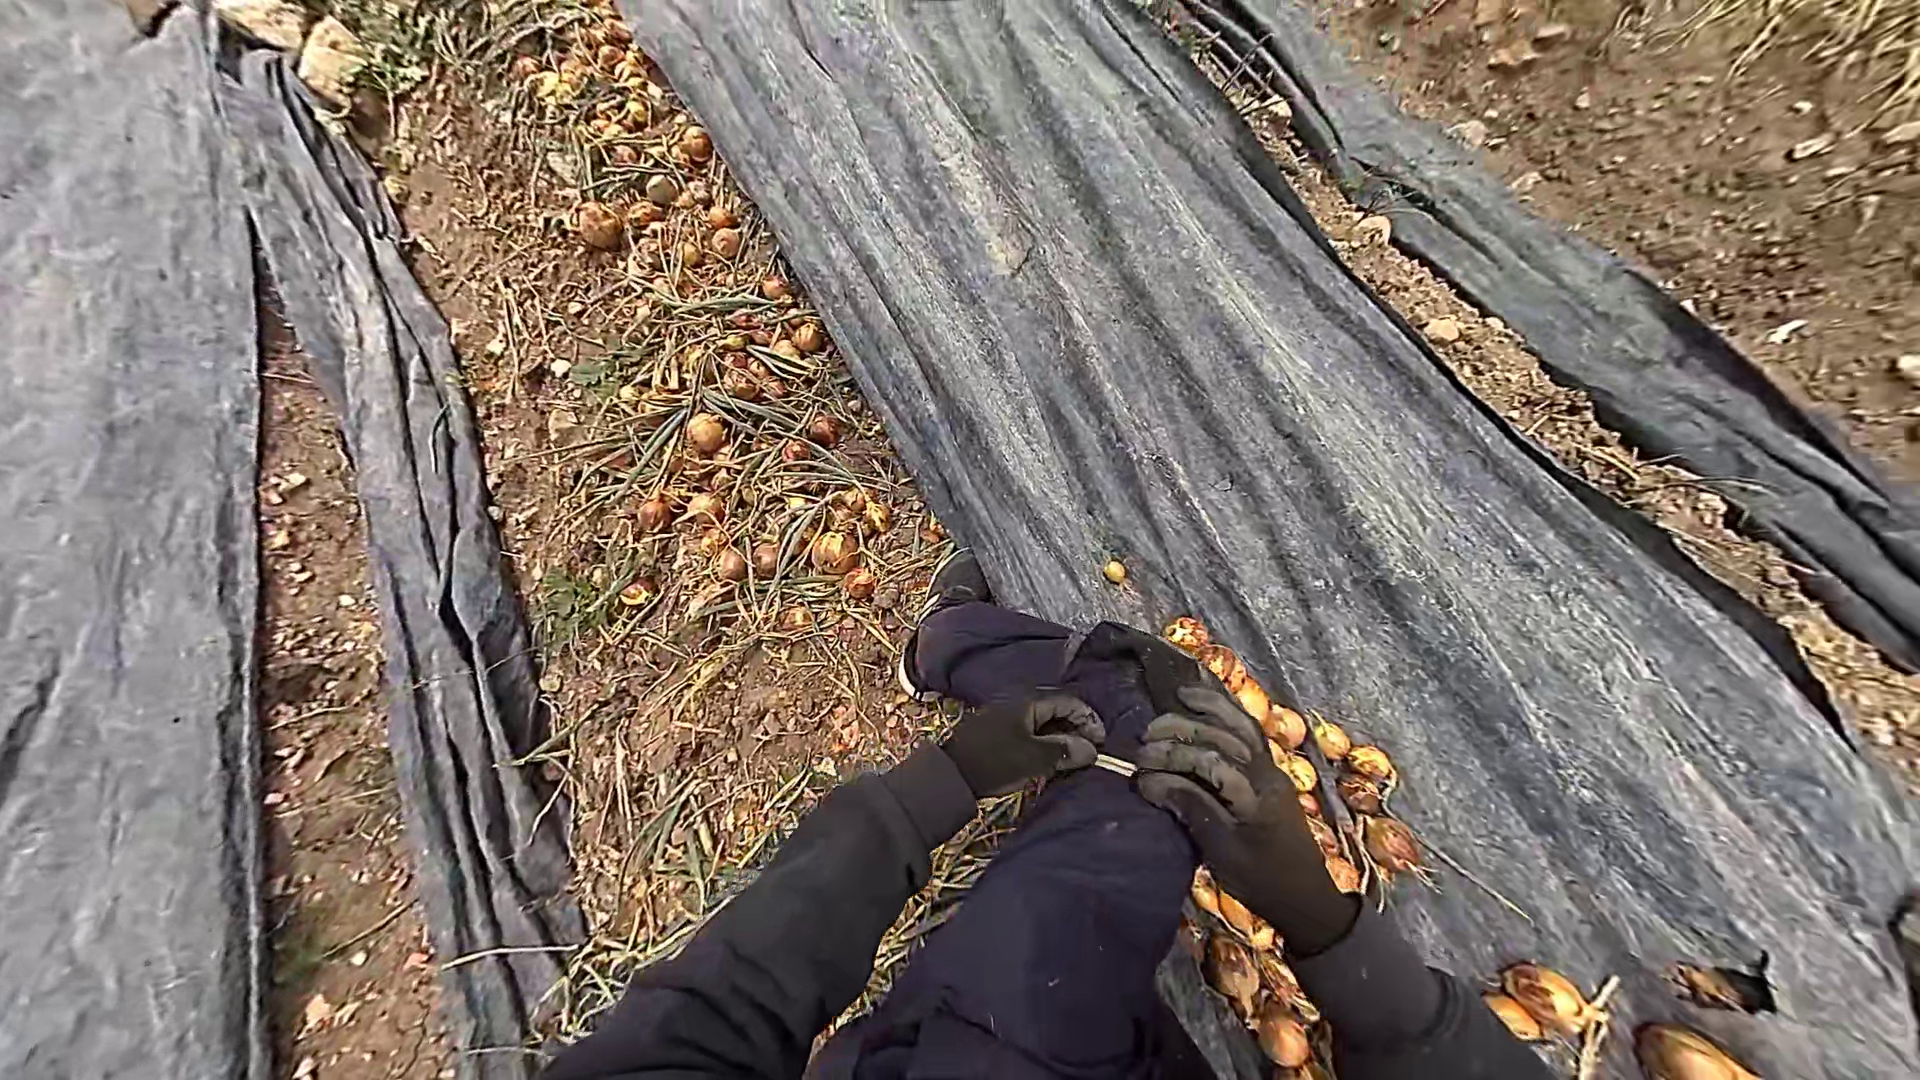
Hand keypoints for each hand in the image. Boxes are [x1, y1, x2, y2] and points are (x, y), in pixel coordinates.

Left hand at [940, 694, 1104, 797]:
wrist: (951, 774)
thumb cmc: (995, 761)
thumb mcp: (1033, 758)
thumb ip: (1064, 750)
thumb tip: (1092, 750)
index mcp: (1028, 702)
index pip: (1068, 702)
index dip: (1088, 719)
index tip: (1100, 742)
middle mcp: (1018, 704)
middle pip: (1056, 710)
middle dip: (1076, 729)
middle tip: (1089, 753)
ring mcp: (1007, 717)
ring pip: (1043, 723)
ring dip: (1061, 738)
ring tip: (1073, 759)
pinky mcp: (999, 732)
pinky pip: (1031, 732)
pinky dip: (1045, 743)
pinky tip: (1049, 760)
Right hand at [1136, 685, 1356, 955]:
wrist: (1307, 900)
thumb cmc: (1263, 881)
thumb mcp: (1222, 852)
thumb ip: (1190, 809)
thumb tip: (1148, 781)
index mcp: (1255, 796)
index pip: (1209, 764)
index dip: (1171, 762)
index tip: (1140, 773)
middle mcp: (1265, 773)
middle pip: (1221, 738)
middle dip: (1180, 733)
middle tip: (1145, 738)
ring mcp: (1270, 767)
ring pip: (1239, 724)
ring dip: (1207, 708)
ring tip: (1179, 697)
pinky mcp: (1269, 768)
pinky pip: (1249, 728)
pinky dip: (1228, 710)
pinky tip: (1208, 702)